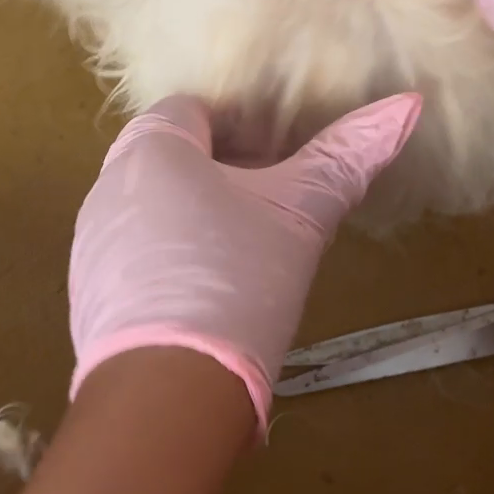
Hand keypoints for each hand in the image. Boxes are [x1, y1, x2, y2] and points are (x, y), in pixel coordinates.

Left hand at [68, 94, 421, 429]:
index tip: (276, 157)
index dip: (236, 124)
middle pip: (165, 156)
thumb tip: (408, 104)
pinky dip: (163, 260)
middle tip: (265, 204)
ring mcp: (90, 239)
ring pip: (146, 206)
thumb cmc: (238, 279)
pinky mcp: (85, 289)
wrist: (167, 388)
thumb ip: (347, 156)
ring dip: (187, 216)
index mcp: (152, 148)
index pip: (190, 110)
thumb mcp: (301, 215)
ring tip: (238, 254)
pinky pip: (129, 255)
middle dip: (214, 170)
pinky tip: (201, 296)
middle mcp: (108, 183)